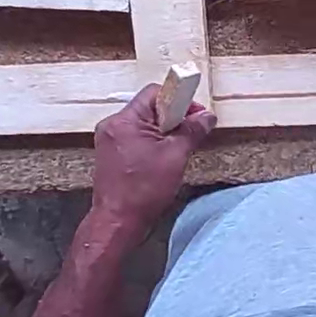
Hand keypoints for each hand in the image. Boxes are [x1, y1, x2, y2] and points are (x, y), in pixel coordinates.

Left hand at [91, 84, 216, 229]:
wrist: (117, 223)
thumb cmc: (142, 192)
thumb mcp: (175, 157)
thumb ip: (191, 131)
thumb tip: (207, 116)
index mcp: (124, 121)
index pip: (154, 93)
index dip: (179, 100)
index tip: (196, 115)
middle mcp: (112, 126)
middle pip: (149, 108)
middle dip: (173, 118)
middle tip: (190, 134)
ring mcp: (109, 141)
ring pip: (143, 125)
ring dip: (164, 133)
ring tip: (177, 150)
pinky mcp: (111, 155)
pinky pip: (135, 139)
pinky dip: (152, 144)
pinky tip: (163, 160)